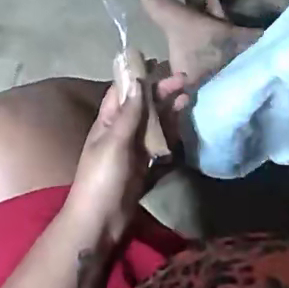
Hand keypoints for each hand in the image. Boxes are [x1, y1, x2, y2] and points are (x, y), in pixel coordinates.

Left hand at [60, 67, 189, 245]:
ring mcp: (132, 151)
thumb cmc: (102, 178)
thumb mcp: (115, 142)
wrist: (99, 222)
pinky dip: (171, 136)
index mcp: (107, 121)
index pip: (123, 90)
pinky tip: (183, 129)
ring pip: (153, 124)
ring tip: (188, 99)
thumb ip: (129, 113)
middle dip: (161, 93)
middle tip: (186, 81)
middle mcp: (120, 132)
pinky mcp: (143, 168)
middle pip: (142, 106)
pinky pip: (159, 146)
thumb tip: (137, 80)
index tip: (160, 64)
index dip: (139, 76)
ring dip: (169, 111)